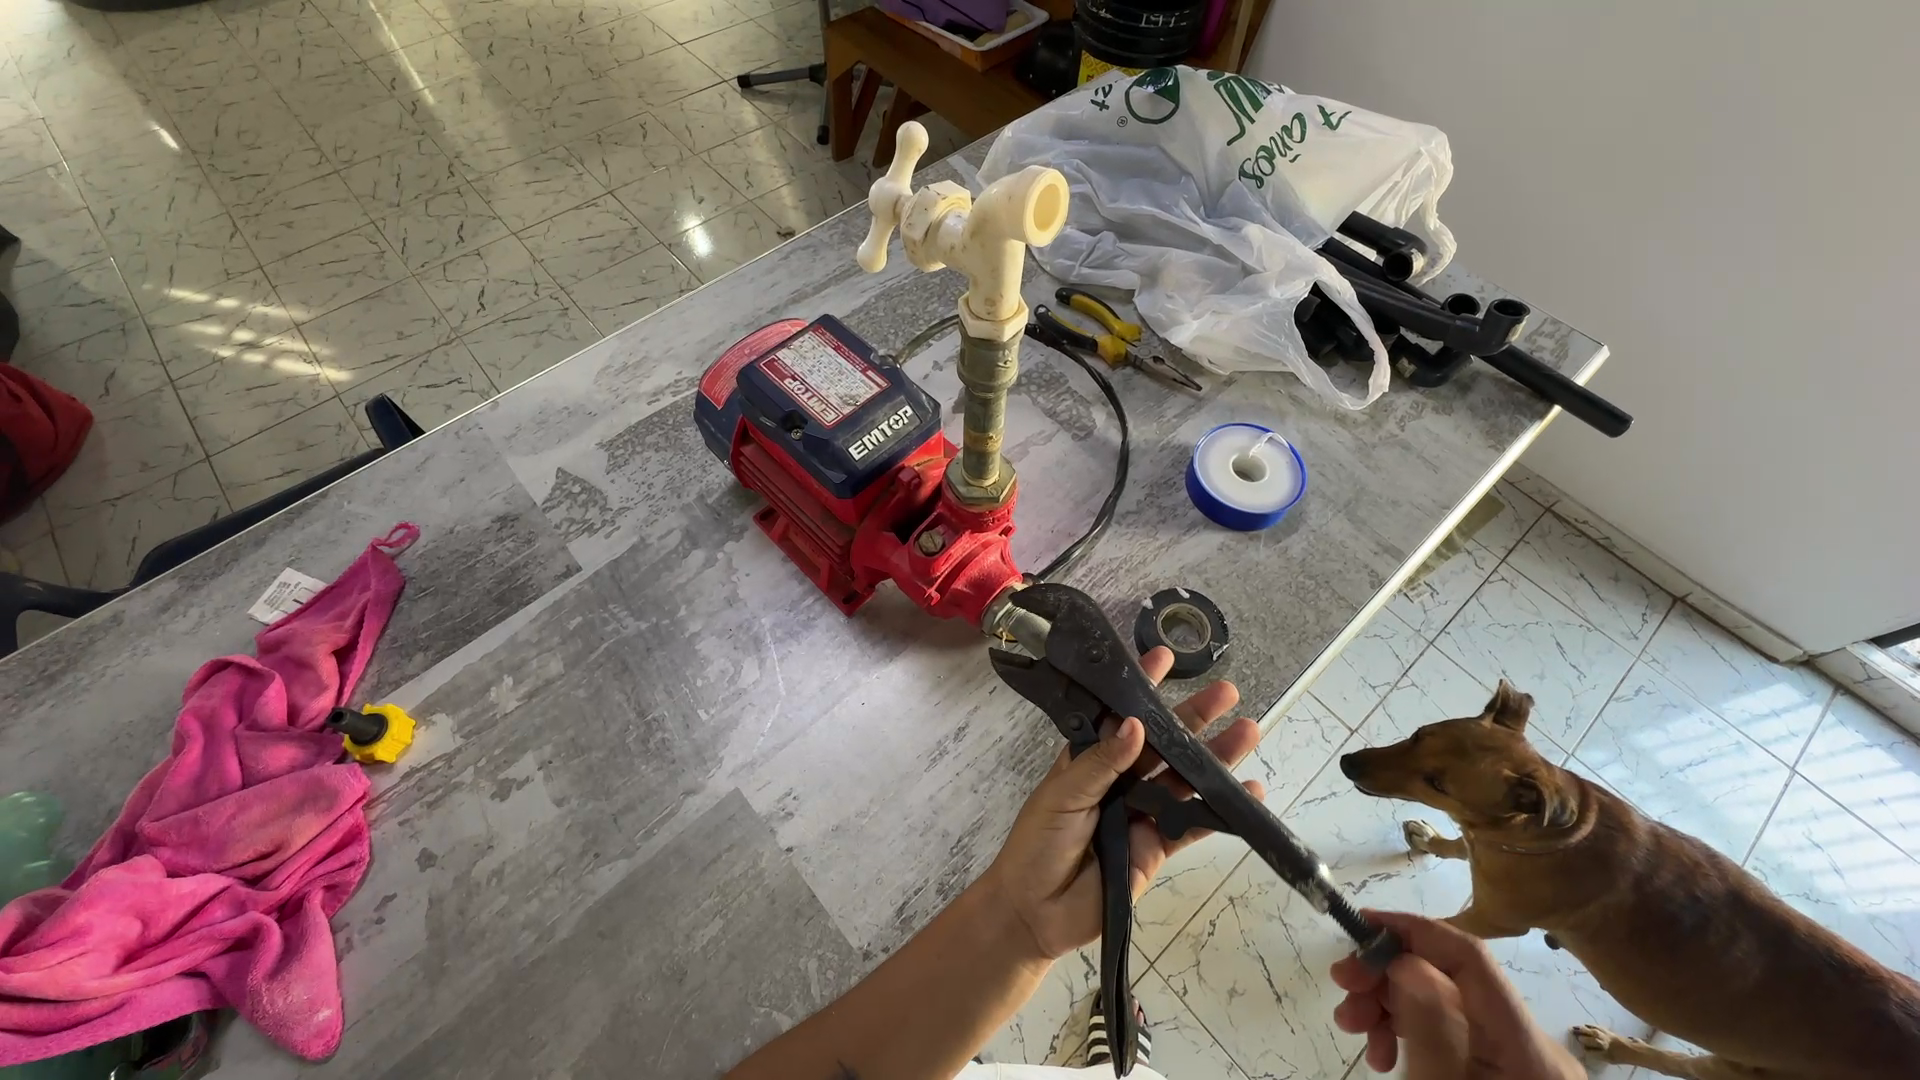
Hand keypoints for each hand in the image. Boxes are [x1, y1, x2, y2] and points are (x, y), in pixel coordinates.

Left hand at [982, 646, 1262, 960]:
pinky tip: (1248, 792)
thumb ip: (1101, 763)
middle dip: (1194, 718)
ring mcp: (1142, 813)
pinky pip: (1193, 825)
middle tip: (1228, 692)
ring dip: (1216, 758)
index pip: (1119, 714)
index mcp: (1090, 758)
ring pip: (1184, 779)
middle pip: (1163, 743)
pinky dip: (1220, 810)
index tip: (1166, 656)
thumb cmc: (1039, 842)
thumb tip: (1135, 725)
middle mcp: (1120, 779)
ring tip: (1248, 731)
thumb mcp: (1062, 795)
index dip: (1142, 688)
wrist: (1036, 912)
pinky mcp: (1157, 847)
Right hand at [1329, 911, 1583, 1079]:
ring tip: (1352, 1029)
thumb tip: (1406, 959)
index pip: (1471, 958)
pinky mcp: (1501, 1078)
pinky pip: (1450, 1035)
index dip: (1413, 930)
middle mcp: (1531, 1048)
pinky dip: (1407, 1032)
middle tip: (1341, 988)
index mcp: (1529, 1049)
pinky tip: (1381, 1052)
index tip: (1357, 927)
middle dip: (1387, 976)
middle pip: (1451, 980)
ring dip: (1389, 1005)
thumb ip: (1428, 1025)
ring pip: (1443, 1005)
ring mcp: (1518, 1066)